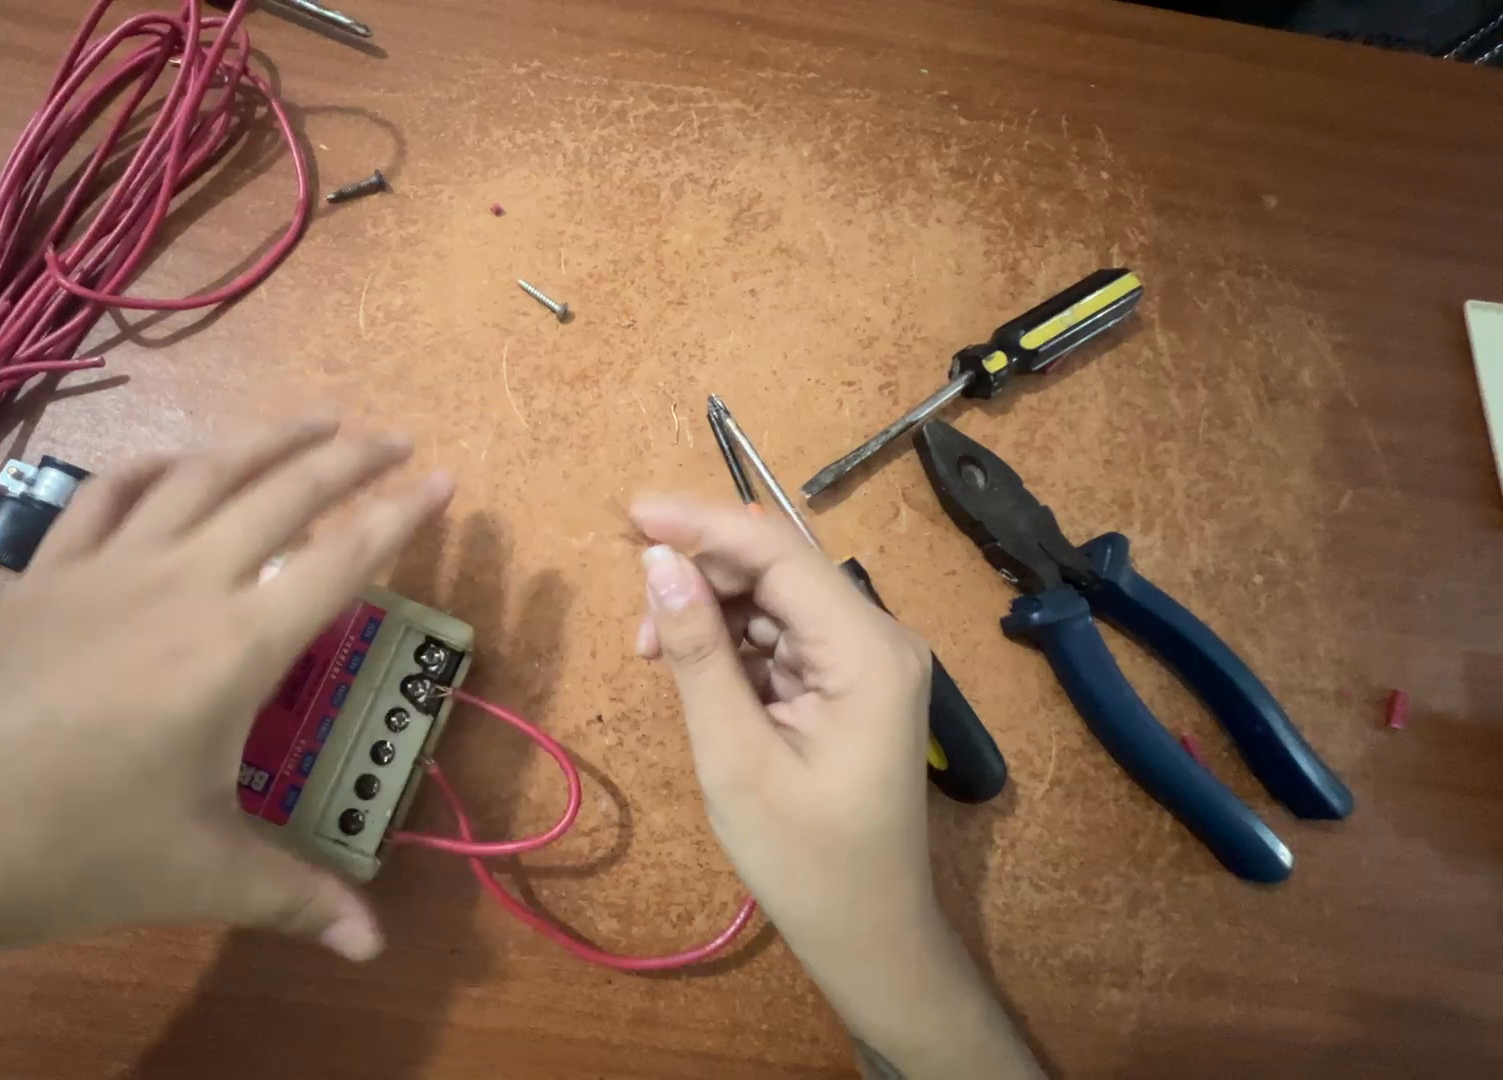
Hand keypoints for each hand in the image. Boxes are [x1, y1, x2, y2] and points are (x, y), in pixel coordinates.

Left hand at [0, 417, 453, 960]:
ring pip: (203, 475)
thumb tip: (372, 950)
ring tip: (314, 419)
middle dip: (350, 459)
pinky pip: (108, 497)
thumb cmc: (61, 848)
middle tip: (395, 436)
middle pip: (282, 494)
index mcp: (235, 647)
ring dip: (267, 441)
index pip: (342, 562)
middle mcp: (182, 584)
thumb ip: (295, 898)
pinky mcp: (42, 572)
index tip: (445, 479)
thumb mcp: (197, 875)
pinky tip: (175, 464)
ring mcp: (107, 568)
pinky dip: (153, 468)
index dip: (402, 515)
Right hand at [630, 496, 1041, 1077]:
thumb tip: (657, 563)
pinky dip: (724, 639)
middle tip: (636, 616)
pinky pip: (772, 632)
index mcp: (865, 650)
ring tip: (653, 652)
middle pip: (774, 567)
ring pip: (767, 596)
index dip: (702, 523)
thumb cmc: (803, 859)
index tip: (632, 512)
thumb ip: (697, 651)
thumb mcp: (734, 754)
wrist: (865, 935)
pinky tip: (689, 665)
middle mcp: (873, 635)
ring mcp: (859, 655)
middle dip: (698, 574)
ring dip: (705, 609)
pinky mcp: (839, 675)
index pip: (777, 552)